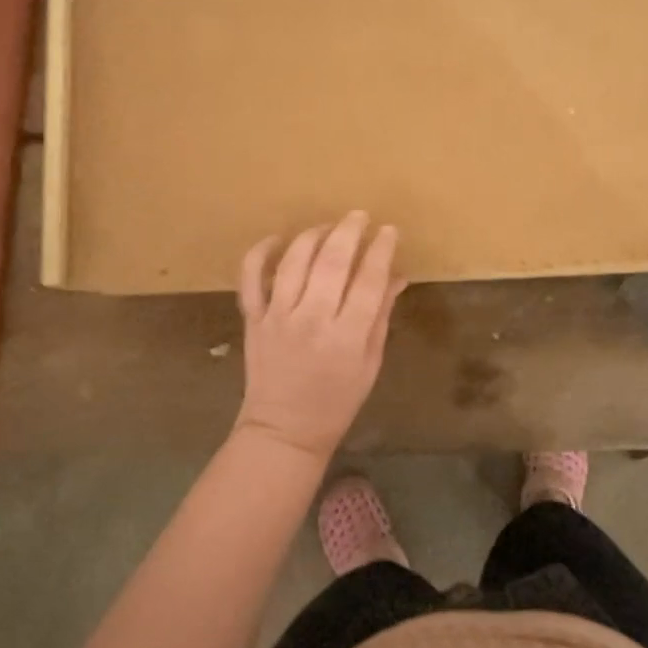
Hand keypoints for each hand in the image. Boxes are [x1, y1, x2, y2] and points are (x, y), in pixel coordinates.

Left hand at [235, 211, 403, 457]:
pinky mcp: (254, 320)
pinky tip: (277, 239)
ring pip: (294, 261)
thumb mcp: (370, 363)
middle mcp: (312, 320)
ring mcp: (278, 317)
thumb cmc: (336, 401)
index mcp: (347, 337)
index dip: (381, 250)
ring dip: (313, 235)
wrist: (284, 430)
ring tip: (328, 226)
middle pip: (332, 262)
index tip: (389, 231)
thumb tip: (396, 276)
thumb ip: (380, 317)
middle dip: (349, 231)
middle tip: (360, 216)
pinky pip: (251, 278)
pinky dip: (261, 253)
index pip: (369, 280)